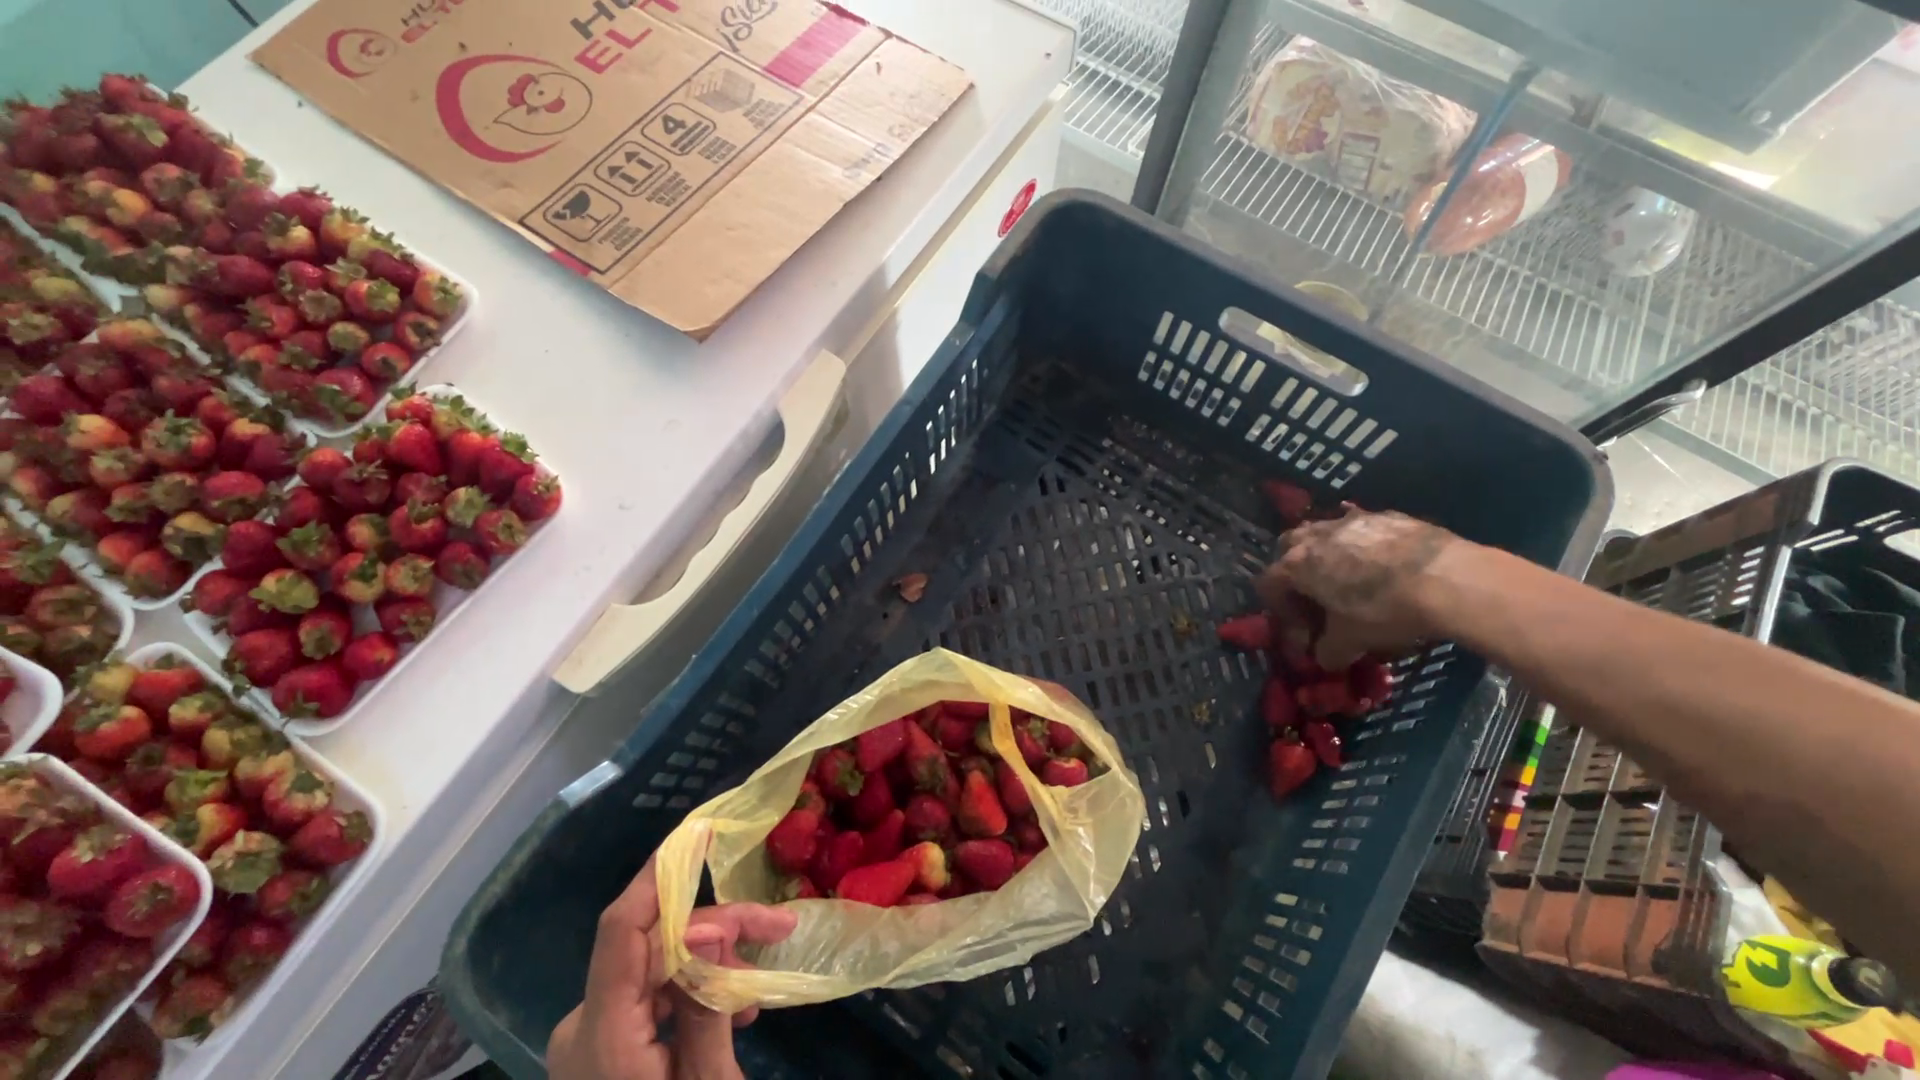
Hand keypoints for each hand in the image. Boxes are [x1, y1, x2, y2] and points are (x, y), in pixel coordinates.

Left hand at [548, 856, 799, 1079]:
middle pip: (652, 948)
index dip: (656, 876)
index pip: (621, 930)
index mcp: (602, 1035)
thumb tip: (708, 929)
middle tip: (778, 927)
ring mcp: (588, 1039)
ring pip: (654, 972)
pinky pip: (647, 1001)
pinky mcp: (600, 1051)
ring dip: (709, 965)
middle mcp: (583, 1025)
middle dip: (716, 930)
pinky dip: (689, 993)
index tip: (697, 834)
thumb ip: (706, 1006)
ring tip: (759, 987)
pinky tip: (729, 1009)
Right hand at [1255, 508, 1460, 668]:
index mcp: (1297, 564)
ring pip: (1325, 535)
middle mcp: (1316, 535)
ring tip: (1353, 582)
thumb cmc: (1384, 610)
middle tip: (1318, 599)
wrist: (1447, 578)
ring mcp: (1351, 520)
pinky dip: (1363, 549)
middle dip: (1297, 575)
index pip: (1269, 585)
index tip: (1304, 632)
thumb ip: (1328, 650)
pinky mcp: (1386, 515)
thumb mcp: (1351, 641)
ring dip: (1329, 558)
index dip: (1281, 612)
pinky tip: (1387, 570)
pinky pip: (1361, 531)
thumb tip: (1325, 658)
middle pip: (1290, 549)